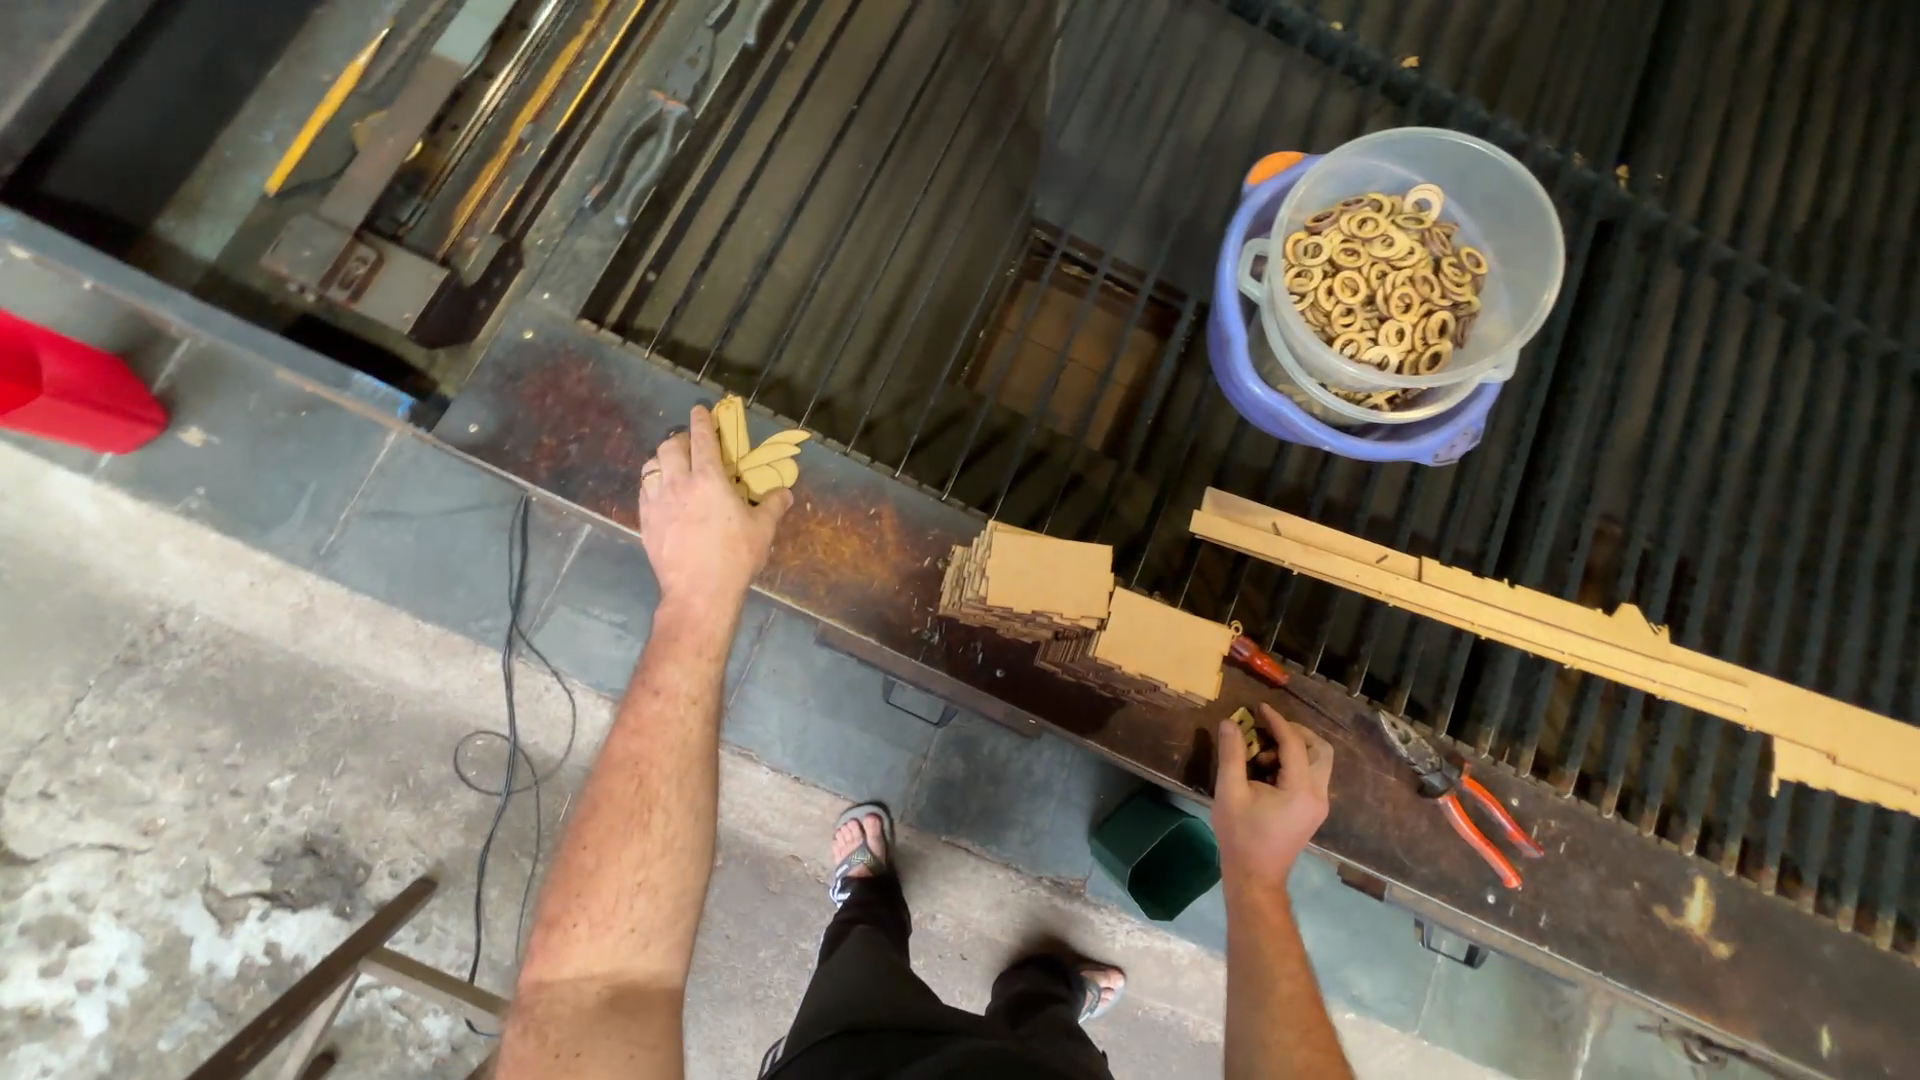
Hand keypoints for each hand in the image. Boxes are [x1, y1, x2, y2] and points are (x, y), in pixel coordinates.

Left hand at [637, 404, 791, 608]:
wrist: (699, 591)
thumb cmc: (735, 557)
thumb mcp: (763, 530)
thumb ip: (774, 506)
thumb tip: (786, 492)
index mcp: (709, 480)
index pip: (702, 439)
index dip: (701, 421)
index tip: (699, 410)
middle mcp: (678, 484)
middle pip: (670, 446)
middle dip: (680, 438)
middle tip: (690, 443)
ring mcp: (657, 502)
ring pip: (651, 466)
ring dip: (661, 459)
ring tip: (671, 465)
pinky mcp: (646, 521)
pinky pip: (643, 491)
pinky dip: (652, 483)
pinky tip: (661, 492)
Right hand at [1213, 703, 1333, 892]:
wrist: (1255, 877)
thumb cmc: (1241, 836)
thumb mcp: (1230, 792)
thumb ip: (1232, 754)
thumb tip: (1230, 722)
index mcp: (1300, 790)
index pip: (1295, 744)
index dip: (1277, 721)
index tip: (1259, 707)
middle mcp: (1318, 795)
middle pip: (1321, 750)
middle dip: (1296, 732)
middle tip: (1268, 728)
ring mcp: (1319, 805)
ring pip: (1319, 762)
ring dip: (1294, 748)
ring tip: (1261, 754)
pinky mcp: (1313, 811)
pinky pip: (1312, 776)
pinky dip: (1294, 763)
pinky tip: (1267, 771)